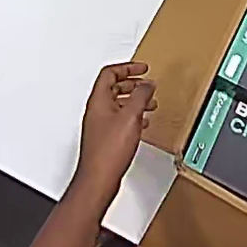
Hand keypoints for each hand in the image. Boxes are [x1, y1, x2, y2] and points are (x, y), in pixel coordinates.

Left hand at [74, 62, 154, 202]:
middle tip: (146, 83)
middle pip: (113, 87)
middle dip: (132, 83)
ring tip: (149, 101)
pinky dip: (133, 115)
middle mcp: (97, 111)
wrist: (99, 178)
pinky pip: (120, 118)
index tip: (142, 68)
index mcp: (99, 101)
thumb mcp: (131, 116)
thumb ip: (141, 96)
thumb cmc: (109, 151)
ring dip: (134, 99)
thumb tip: (147, 84)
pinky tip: (142, 122)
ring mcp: (100, 125)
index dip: (127, 68)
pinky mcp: (105, 138)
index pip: (110, 73)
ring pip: (118, 103)